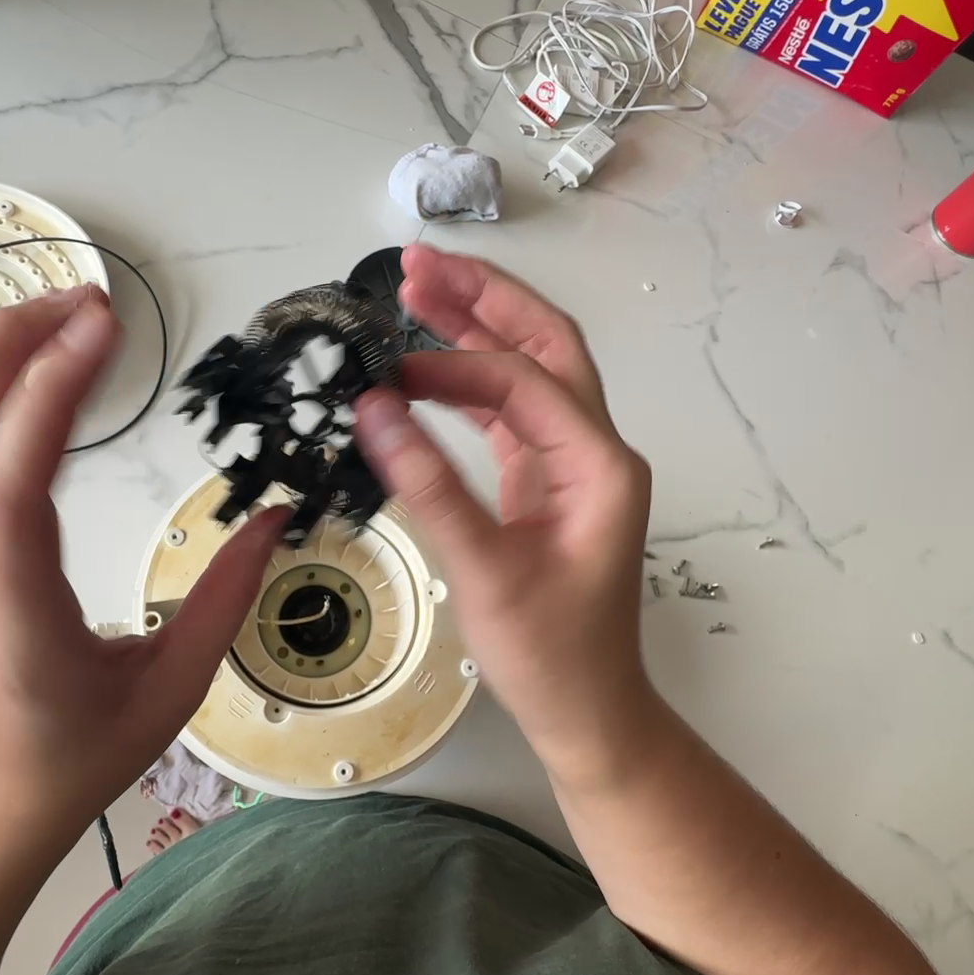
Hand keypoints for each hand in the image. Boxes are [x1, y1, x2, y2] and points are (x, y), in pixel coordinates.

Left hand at [0, 285, 285, 847]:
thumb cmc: (88, 751)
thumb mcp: (177, 687)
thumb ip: (226, 598)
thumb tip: (274, 515)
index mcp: (25, 627)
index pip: (9, 498)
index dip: (45, 400)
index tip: (103, 330)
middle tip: (84, 299)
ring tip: (57, 314)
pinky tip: (25, 364)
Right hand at [353, 245, 657, 783]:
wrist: (588, 709)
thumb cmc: (549, 655)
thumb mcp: (485, 574)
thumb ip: (430, 489)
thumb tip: (374, 412)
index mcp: (599, 464)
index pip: (525, 383)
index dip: (456, 366)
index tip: (389, 373)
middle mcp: (594, 449)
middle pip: (545, 346)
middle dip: (485, 299)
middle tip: (417, 265)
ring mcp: (572, 463)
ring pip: (528, 373)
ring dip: (476, 331)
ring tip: (418, 295)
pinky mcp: (545, 482)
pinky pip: (509, 414)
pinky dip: (470, 384)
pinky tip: (431, 369)